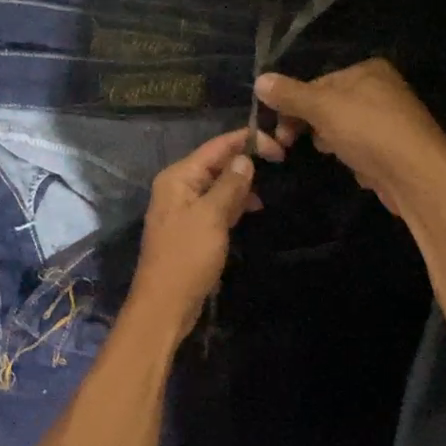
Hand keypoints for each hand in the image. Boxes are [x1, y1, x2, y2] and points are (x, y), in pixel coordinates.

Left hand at [128, 127, 285, 335]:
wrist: (165, 304)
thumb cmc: (187, 257)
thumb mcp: (212, 217)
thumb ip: (229, 185)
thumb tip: (245, 159)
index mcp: (178, 178)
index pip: (216, 147)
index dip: (247, 141)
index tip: (280, 145)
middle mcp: (177, 188)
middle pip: (216, 163)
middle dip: (245, 162)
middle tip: (280, 164)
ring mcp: (183, 209)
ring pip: (217, 186)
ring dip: (241, 186)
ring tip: (266, 192)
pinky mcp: (191, 229)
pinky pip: (215, 206)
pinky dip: (233, 205)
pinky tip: (252, 210)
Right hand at [254, 59, 445, 213]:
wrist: (416, 174)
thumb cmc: (368, 131)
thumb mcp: (322, 107)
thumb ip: (290, 95)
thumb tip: (259, 81)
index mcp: (367, 70)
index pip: (317, 82)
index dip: (294, 105)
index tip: (280, 131)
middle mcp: (381, 89)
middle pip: (329, 105)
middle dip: (311, 125)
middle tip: (293, 144)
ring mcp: (389, 120)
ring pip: (343, 128)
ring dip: (331, 143)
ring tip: (334, 154)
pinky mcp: (393, 149)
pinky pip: (361, 149)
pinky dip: (353, 158)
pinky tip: (356, 167)